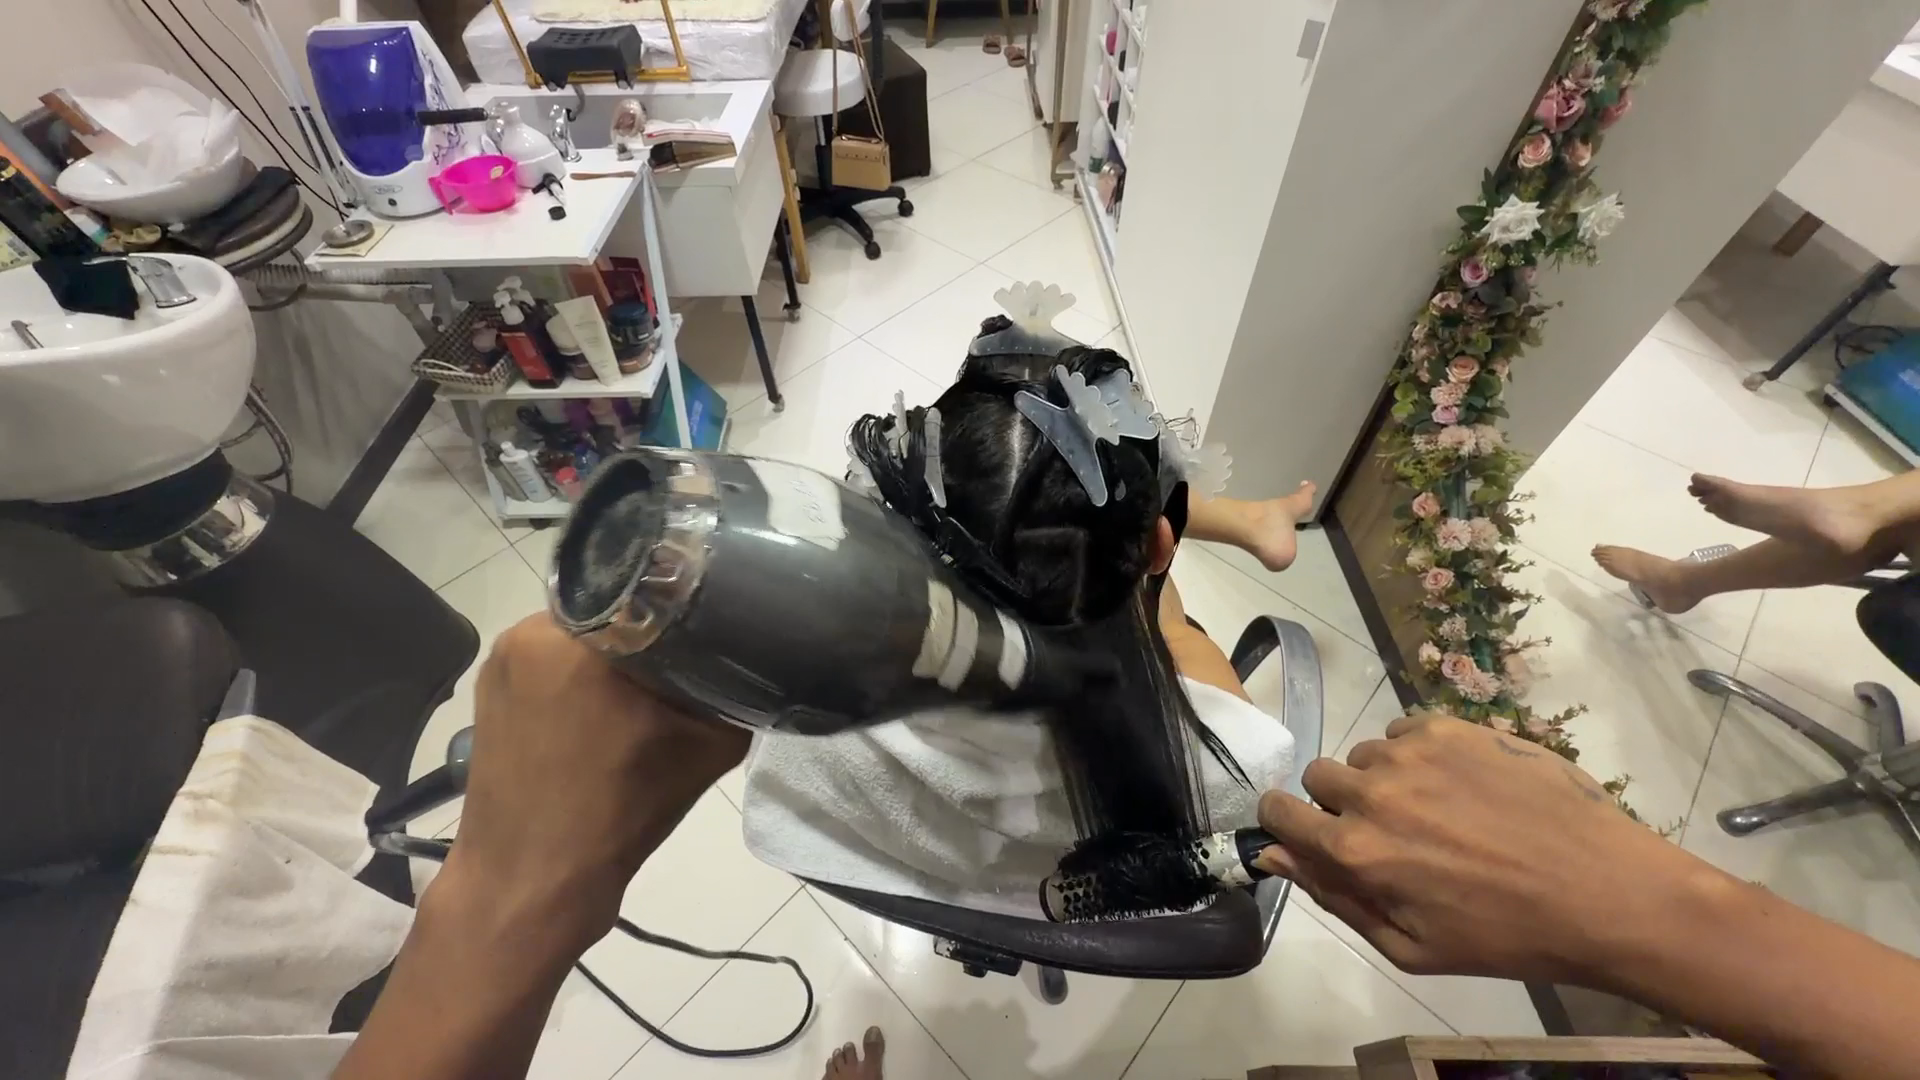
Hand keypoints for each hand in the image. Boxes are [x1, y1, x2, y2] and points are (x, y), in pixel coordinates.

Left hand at [433, 613, 749, 960]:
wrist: (532, 885)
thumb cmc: (622, 810)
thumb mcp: (711, 746)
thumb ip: (739, 692)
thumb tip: (761, 662)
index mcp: (578, 640)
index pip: (653, 593)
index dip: (690, 610)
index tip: (716, 629)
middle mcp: (529, 635)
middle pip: (616, 611)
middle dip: (652, 635)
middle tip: (686, 665)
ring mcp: (501, 661)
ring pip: (584, 634)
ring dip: (615, 654)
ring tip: (646, 689)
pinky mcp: (488, 689)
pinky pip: (552, 659)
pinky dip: (581, 674)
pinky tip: (605, 708)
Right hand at [1255, 711, 1711, 984]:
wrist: (1611, 895)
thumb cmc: (1507, 936)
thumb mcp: (1411, 947)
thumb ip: (1333, 896)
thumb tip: (1273, 854)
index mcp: (1355, 850)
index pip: (1277, 810)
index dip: (1288, 821)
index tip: (1315, 832)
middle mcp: (1370, 792)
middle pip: (1318, 776)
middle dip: (1341, 801)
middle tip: (1394, 829)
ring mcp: (1409, 752)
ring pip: (1364, 754)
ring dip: (1385, 778)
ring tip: (1441, 809)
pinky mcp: (1447, 727)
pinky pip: (1403, 731)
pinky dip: (1419, 754)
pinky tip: (1463, 784)